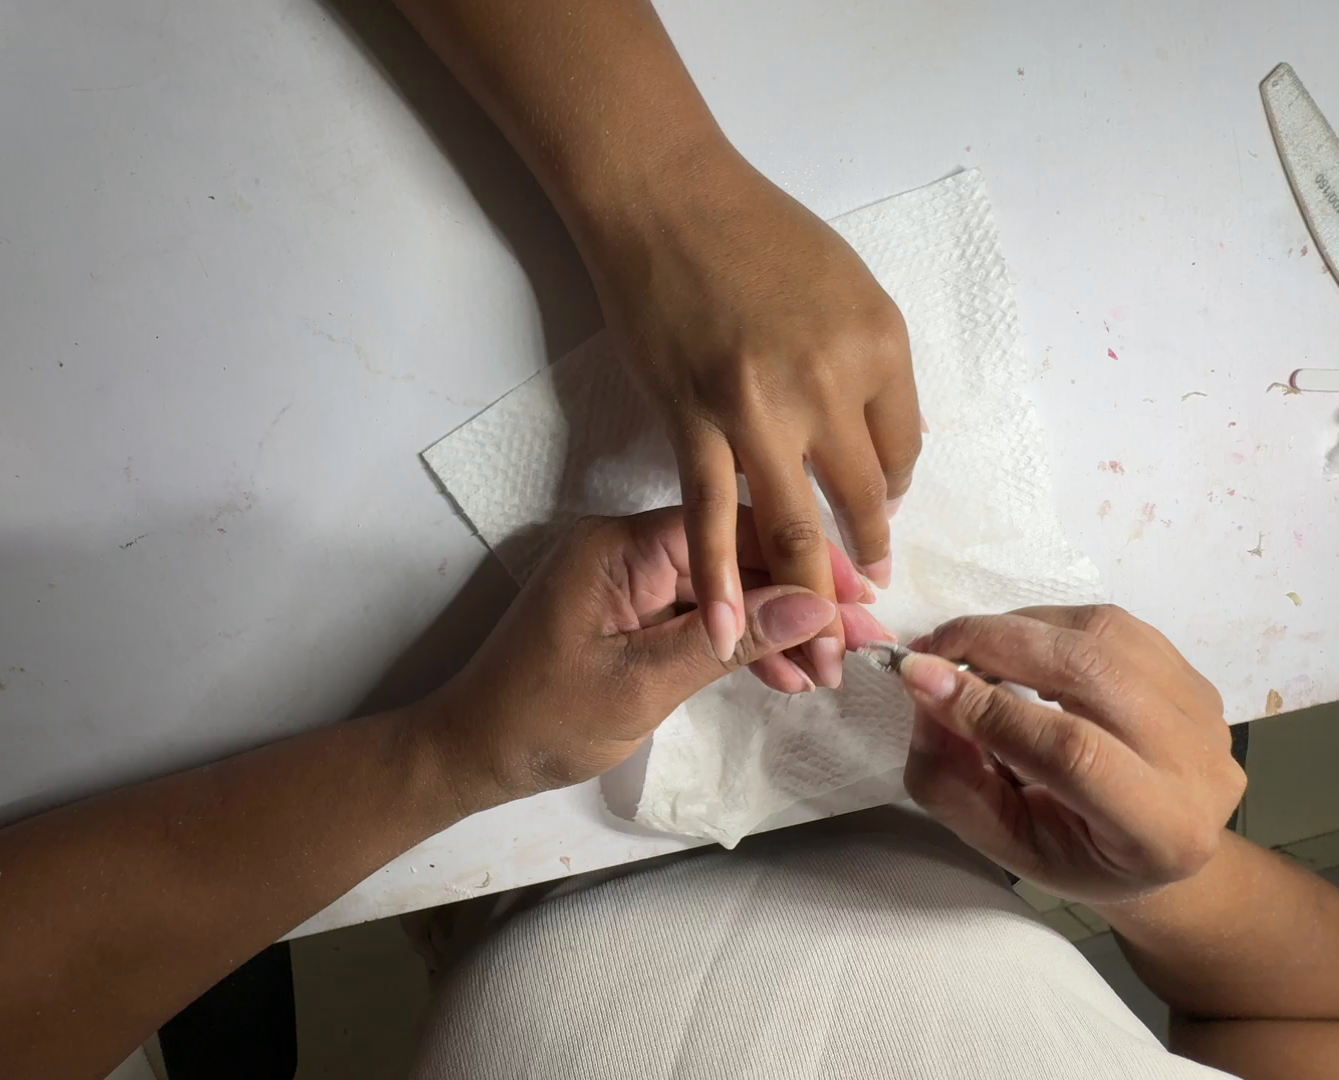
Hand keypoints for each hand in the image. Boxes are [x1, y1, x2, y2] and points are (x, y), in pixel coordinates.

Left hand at [424, 508, 892, 810]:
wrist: (479, 752)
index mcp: (622, 546)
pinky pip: (702, 619)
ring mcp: (636, 583)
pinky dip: (741, 647)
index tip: (860, 597)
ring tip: (830, 670)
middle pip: (734, 559)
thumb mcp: (642, 683)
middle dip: (798, 602)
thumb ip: (728, 641)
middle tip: (859, 644)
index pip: (729, 529)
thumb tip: (815, 604)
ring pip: (725, 592)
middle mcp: (631, 550)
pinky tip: (786, 676)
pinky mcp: (638, 615)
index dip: (799, 559)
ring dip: (776, 630)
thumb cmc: (545, 718)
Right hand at [581, 154, 920, 692]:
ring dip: (810, 596)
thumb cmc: (756, 231)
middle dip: (866, 567)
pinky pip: (716, 519)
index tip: (873, 515)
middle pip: (862, 501)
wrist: (664, 201)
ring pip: (796, 526)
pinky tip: (729, 632)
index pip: (903, 450)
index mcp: (880, 343)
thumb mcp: (845, 284)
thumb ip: (866, 364)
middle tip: (864, 613)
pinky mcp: (693, 427)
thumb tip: (864, 440)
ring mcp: (759, 411)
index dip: (890, 495)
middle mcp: (829, 384)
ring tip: (820, 649)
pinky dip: (722, 581)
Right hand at [895, 605, 1245, 904]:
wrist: (1154, 839)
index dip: (986, 707)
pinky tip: (1016, 648)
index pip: (1072, 753)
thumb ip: (948, 778)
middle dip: (992, 645)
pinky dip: (1041, 623)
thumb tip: (926, 689)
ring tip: (967, 650)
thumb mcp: (995, 840)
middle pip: (1090, 671)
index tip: (915, 675)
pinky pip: (1104, 622)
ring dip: (1012, 629)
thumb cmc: (1069, 849)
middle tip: (929, 650)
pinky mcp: (1188, 670)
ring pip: (1095, 634)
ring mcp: (1201, 709)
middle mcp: (1198, 764)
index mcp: (1158, 830)